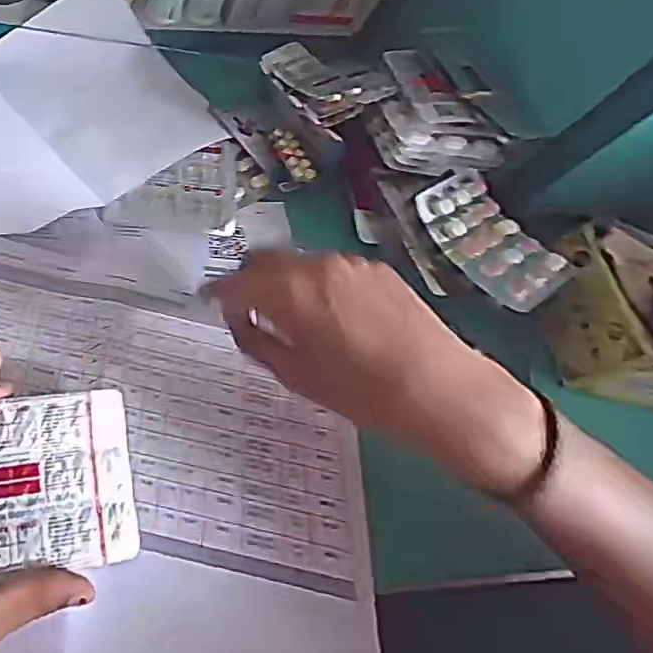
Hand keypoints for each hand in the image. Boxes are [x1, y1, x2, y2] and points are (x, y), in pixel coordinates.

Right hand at [205, 250, 545, 495]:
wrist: (441, 390)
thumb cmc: (363, 393)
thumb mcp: (297, 375)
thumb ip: (256, 339)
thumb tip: (238, 320)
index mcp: (290, 291)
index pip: (237, 281)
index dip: (218, 292)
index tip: (211, 301)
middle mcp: (316, 265)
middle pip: (266, 259)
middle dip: (249, 279)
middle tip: (246, 307)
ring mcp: (349, 263)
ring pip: (299, 262)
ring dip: (284, 280)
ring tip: (292, 314)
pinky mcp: (376, 269)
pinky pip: (331, 269)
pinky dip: (317, 283)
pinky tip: (331, 314)